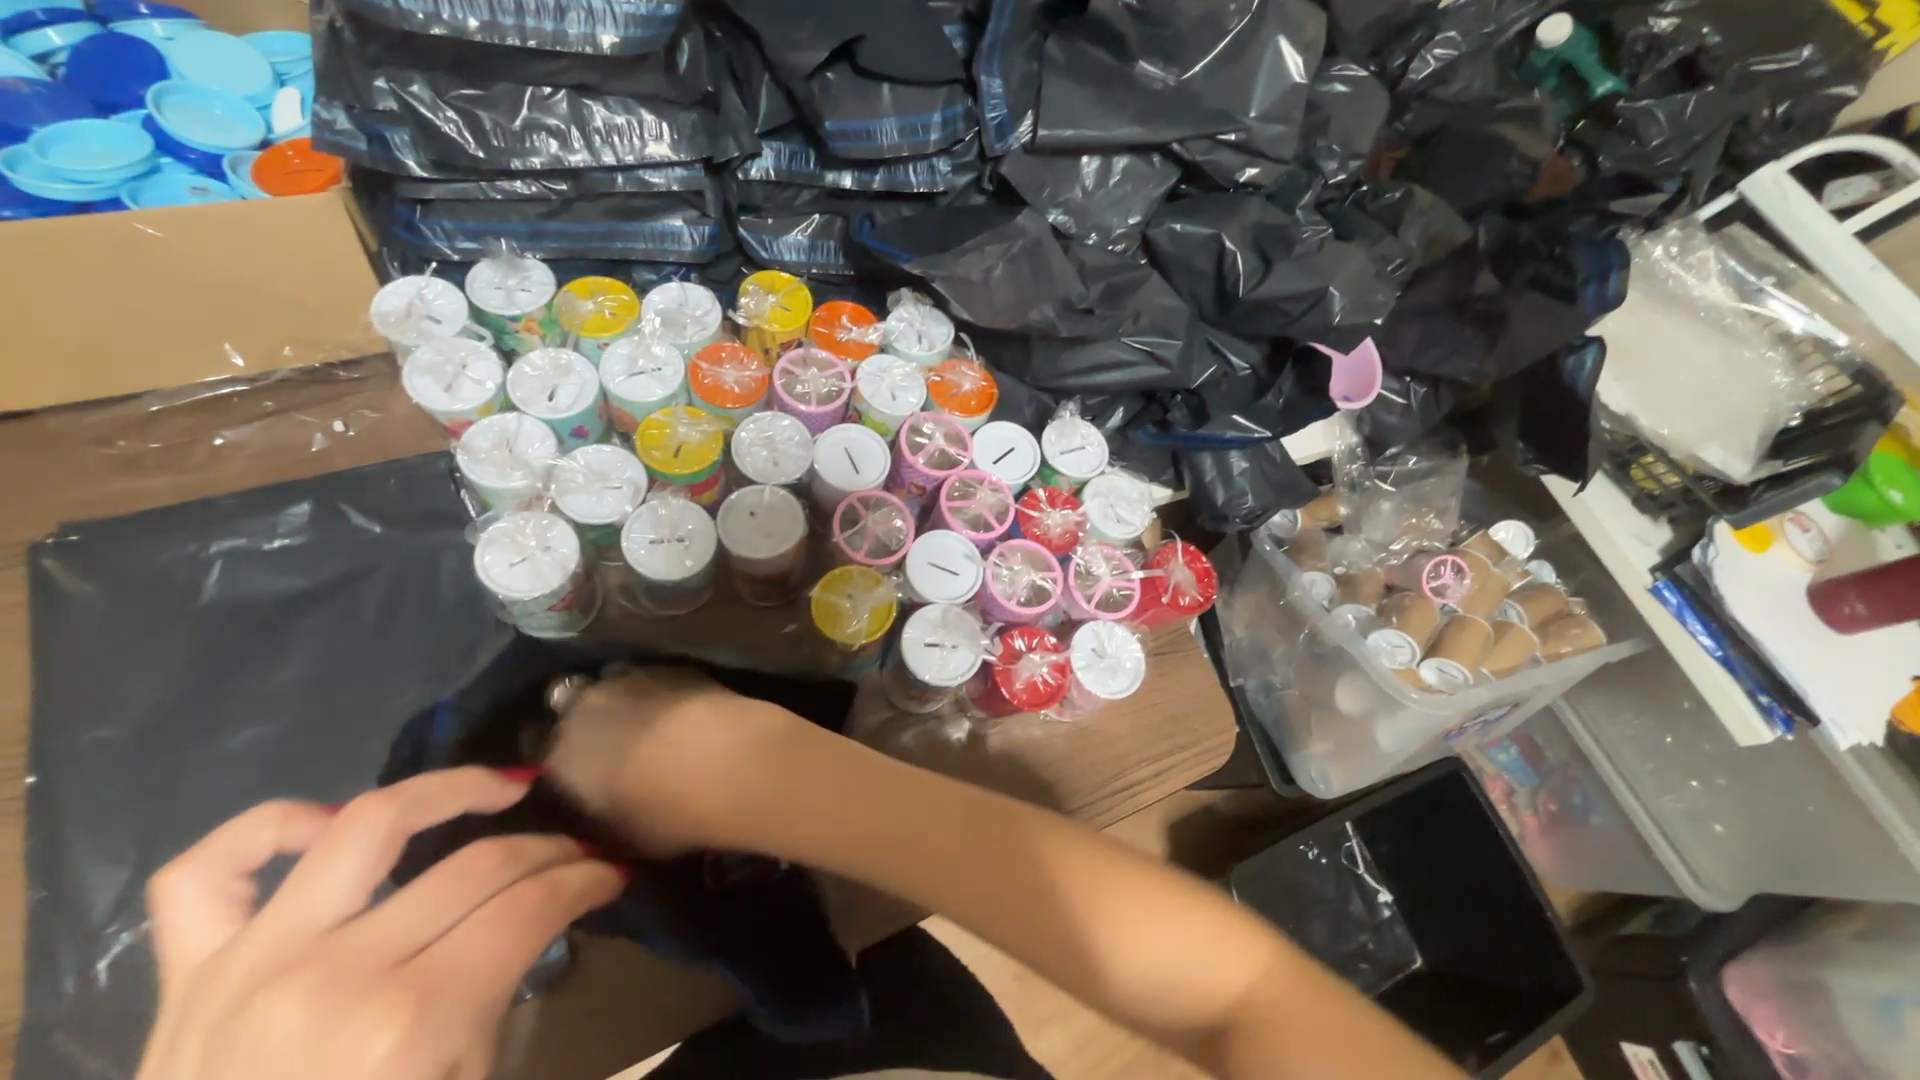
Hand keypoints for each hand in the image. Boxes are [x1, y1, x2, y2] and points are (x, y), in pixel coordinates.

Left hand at [136, 768, 622, 1079]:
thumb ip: (497, 997)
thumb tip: (539, 913)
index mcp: (409, 1024)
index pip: (528, 908)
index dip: (587, 881)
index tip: (610, 875)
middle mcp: (334, 975)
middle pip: (477, 865)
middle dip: (551, 850)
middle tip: (576, 855)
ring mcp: (251, 963)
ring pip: (368, 823)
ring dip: (452, 788)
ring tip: (497, 791)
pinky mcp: (185, 972)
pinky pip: (208, 869)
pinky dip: (270, 826)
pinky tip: (325, 824)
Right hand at [544, 666, 804, 856]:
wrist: (729, 763)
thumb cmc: (667, 815)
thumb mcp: (619, 840)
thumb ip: (594, 821)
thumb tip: (594, 815)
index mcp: (557, 756)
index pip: (535, 747)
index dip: (553, 754)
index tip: (571, 766)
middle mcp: (580, 709)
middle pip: (564, 701)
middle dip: (578, 715)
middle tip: (606, 736)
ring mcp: (626, 680)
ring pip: (607, 680)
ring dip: (617, 695)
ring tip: (643, 716)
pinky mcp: (669, 666)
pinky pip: (649, 674)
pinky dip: (657, 688)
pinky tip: (678, 705)